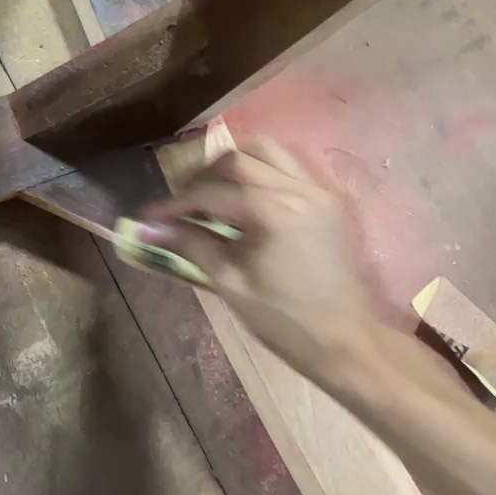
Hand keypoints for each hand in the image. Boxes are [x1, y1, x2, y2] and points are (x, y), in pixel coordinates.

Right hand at [138, 139, 383, 378]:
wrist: (348, 343)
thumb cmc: (285, 320)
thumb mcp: (230, 282)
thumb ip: (190, 245)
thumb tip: (147, 229)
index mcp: (274, 212)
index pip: (212, 193)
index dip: (175, 203)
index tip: (151, 216)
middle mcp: (299, 189)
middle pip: (237, 159)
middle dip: (202, 177)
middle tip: (181, 202)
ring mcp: (318, 191)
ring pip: (267, 151)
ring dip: (233, 163)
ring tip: (212, 190)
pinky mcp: (328, 200)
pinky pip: (289, 167)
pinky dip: (260, 170)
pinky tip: (244, 196)